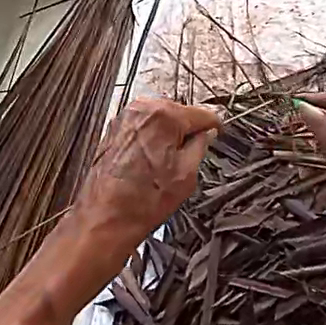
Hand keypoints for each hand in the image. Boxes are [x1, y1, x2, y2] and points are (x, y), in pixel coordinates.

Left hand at [72, 99, 220, 255]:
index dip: (213, 126)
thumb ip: (201, 145)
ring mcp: (125, 117)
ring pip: (159, 118)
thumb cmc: (142, 200)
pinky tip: (153, 160)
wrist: (107, 215)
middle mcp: (142, 109)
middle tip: (194, 152)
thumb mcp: (187, 174)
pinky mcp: (114, 128)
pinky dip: (152, 137)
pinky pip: (143, 125)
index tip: (218, 132)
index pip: (201, 114)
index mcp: (164, 115)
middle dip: (188, 129)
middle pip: (178, 112)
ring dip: (169, 133)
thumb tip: (206, 134)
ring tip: (170, 161)